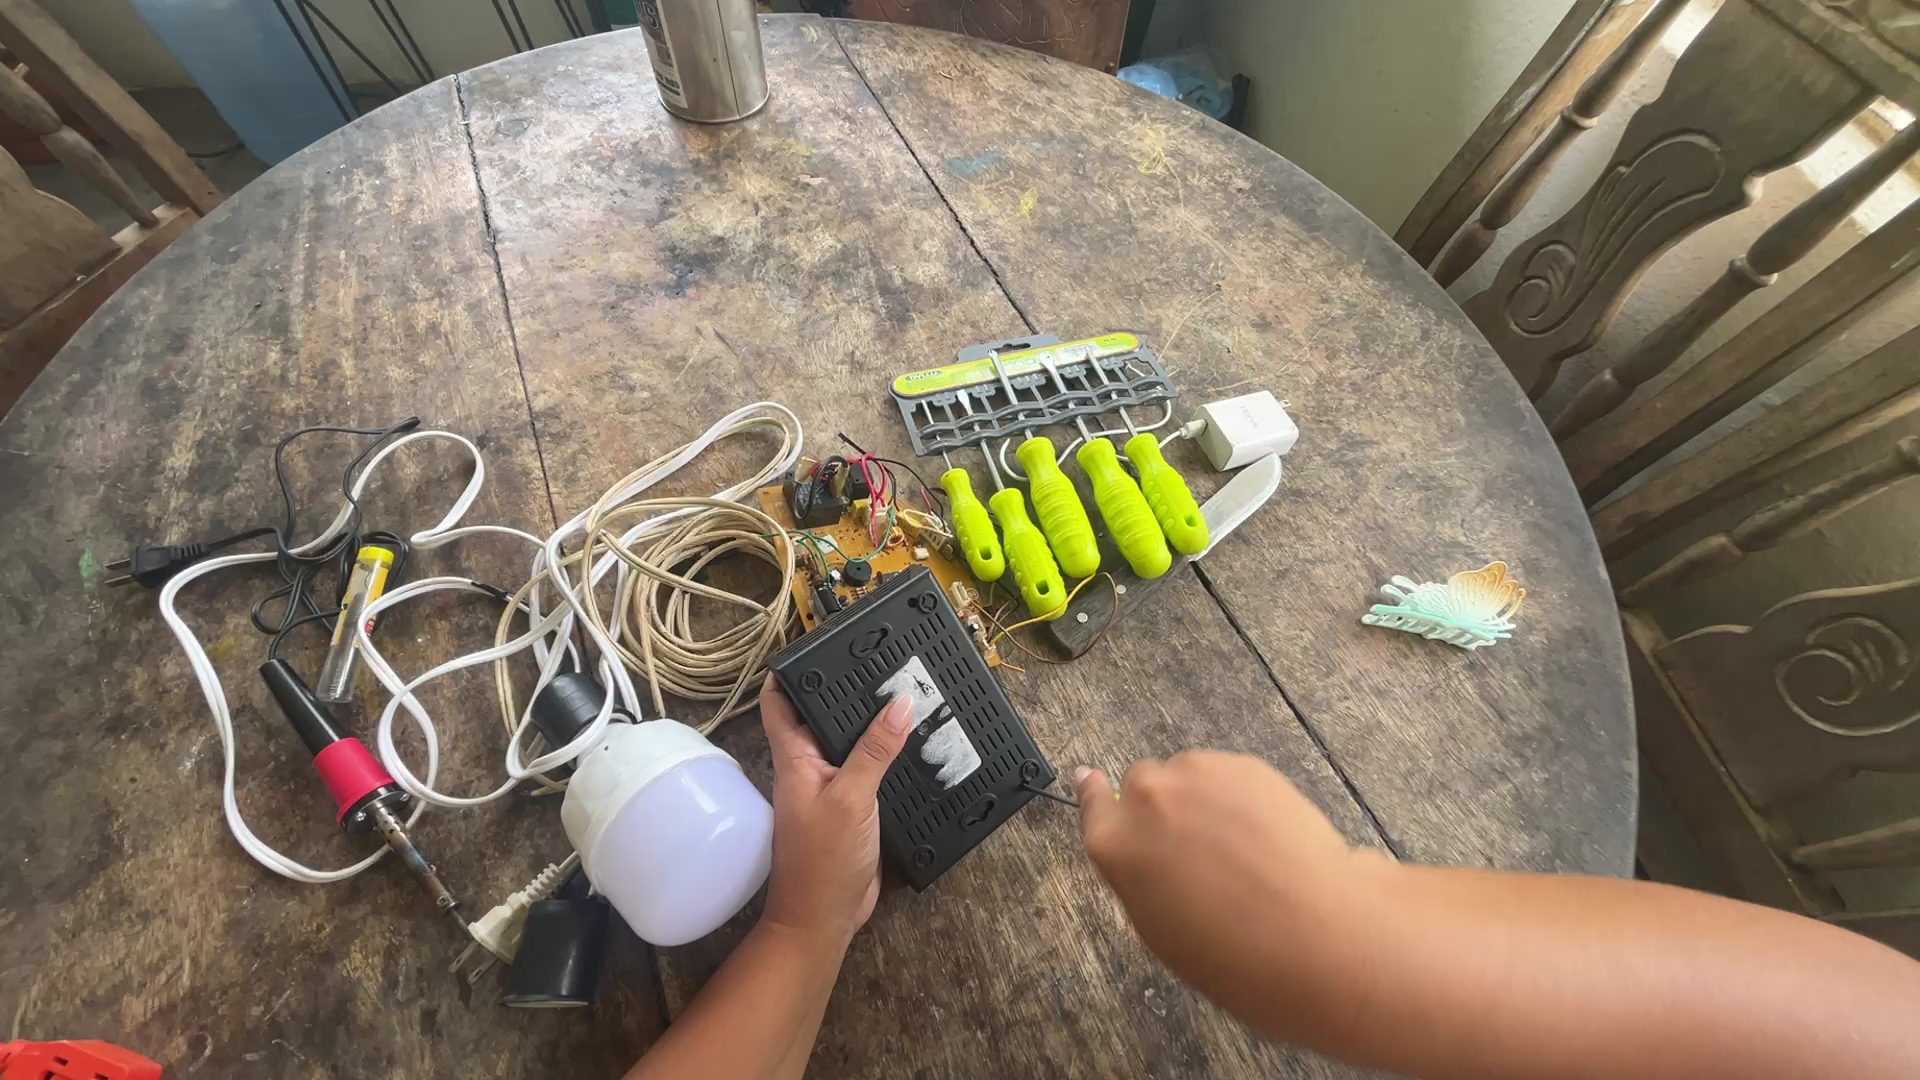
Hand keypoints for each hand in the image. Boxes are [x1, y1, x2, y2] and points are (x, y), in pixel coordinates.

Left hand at [759, 673, 913, 946]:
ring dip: (868, 719)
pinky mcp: (853, 805)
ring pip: (849, 741)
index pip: (780, 702)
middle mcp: (810, 765)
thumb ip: (875, 750)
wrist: (823, 920)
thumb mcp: (851, 797)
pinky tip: (910, 740)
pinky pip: (868, 767)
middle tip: (877, 657)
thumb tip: (900, 702)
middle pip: (821, 716)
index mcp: (795, 757)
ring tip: (901, 688)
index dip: (789, 672)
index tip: (814, 643)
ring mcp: (831, 786)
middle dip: (843, 689)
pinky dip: (885, 750)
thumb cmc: (823, 860)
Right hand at [1075, 752, 1378, 1006]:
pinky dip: (1241, 796)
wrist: (1320, 934)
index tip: (1092, 782)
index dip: (1095, 793)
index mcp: (1114, 845)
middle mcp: (1145, 797)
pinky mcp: (1240, 763)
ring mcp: (1193, 772)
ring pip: (1188, 776)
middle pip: (1141, 784)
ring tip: (1244, 849)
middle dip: (1162, 807)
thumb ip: (1138, 876)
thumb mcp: (1163, 931)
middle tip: (1198, 848)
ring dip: (1203, 799)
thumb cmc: (1237, 957)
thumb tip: (1143, 852)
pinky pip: (1228, 775)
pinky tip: (1270, 837)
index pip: (1090, 802)